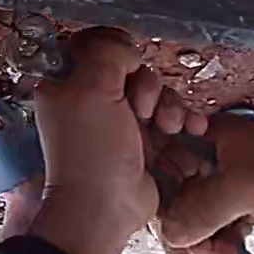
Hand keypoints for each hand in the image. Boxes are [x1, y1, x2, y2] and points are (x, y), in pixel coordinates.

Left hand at [29, 28, 203, 253]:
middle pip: (130, 68)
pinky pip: (166, 114)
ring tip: (167, 126)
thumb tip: (125, 47)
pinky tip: (188, 128)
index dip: (117, 52)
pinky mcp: (141, 138)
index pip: (94, 45)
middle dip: (147, 85)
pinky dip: (180, 119)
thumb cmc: (91, 153)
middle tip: (143, 109)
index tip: (129, 66)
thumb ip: (107, 54)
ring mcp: (116, 119)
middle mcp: (89, 98)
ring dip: (167, 104)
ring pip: (153, 90)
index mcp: (65, 84)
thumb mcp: (92, 90)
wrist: (106, 207)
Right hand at [158, 113, 253, 253]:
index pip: (171, 156)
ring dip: (211, 242)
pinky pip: (224, 226)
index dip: (165, 188)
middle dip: (192, 226)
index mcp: (212, 133)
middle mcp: (219, 153)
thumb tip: (168, 234)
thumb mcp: (242, 188)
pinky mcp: (249, 203)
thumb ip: (199, 210)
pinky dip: (228, 247)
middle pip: (185, 191)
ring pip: (203, 213)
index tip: (167, 217)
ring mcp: (234, 180)